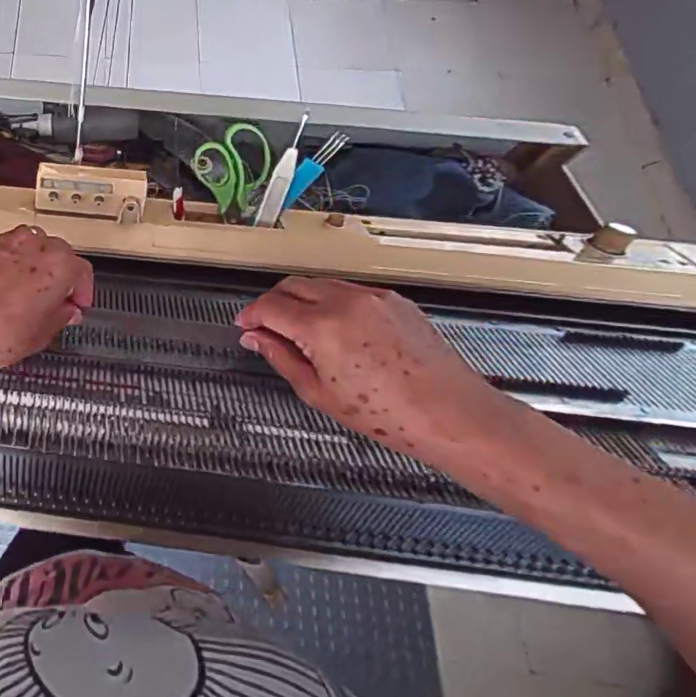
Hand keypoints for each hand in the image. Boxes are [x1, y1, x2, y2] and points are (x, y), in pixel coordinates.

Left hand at [0, 226, 94, 378]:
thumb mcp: (41, 334)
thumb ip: (61, 316)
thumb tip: (66, 312)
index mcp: (58, 265)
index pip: (82, 270)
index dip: (83, 290)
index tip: (78, 303)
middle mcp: (34, 247)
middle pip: (60, 251)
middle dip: (63, 273)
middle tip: (59, 298)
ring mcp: (7, 244)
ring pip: (34, 243)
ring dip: (39, 260)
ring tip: (34, 287)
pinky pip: (8, 246)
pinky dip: (14, 259)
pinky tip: (9, 282)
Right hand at [235, 277, 524, 461]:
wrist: (449, 412)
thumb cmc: (393, 413)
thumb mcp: (319, 393)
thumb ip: (281, 357)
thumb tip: (258, 340)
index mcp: (323, 327)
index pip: (269, 306)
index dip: (250, 315)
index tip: (245, 325)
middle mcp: (346, 302)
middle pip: (291, 285)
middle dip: (272, 302)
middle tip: (265, 326)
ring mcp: (372, 297)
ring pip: (319, 283)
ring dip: (300, 299)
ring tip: (299, 330)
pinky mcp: (392, 298)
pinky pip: (348, 289)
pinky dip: (330, 301)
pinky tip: (333, 328)